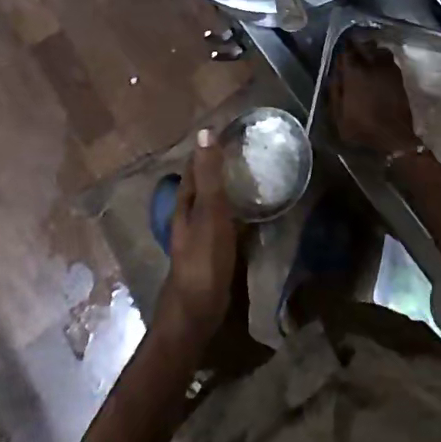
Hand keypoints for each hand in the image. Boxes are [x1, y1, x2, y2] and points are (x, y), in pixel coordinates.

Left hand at [158, 130, 238, 340]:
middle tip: (248, 150)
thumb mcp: (209, 211)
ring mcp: (200, 235)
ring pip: (215, 202)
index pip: (195, 165)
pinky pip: (226, 221)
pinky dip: (238, 210)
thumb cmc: (203, 257)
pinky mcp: (213, 251)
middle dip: (219, 166)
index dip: (208, 147)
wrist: (196, 311)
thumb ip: (209, 174)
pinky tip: (254, 212)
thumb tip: (204, 131)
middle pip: (203, 183)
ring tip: (255, 175)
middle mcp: (189, 215)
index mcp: (185, 202)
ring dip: (229, 188)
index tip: (230, 130)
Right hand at [330, 39, 418, 155]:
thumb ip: (335, 92)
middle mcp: (371, 64)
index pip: (347, 51)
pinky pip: (389, 58)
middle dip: (357, 46)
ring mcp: (387, 68)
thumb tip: (334, 74)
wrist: (393, 135)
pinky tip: (378, 66)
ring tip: (367, 56)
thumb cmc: (363, 128)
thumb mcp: (339, 115)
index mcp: (354, 72)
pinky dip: (382, 57)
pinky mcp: (398, 75)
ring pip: (378, 49)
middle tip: (352, 50)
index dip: (343, 48)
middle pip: (363, 46)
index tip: (340, 50)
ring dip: (371, 50)